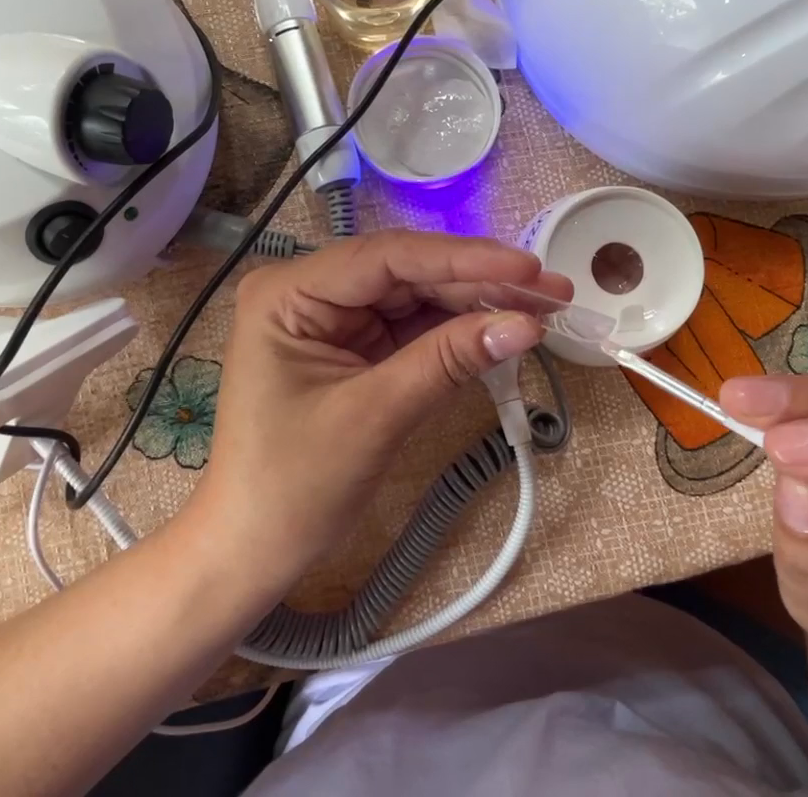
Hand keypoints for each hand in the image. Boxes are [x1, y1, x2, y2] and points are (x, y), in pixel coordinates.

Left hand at [185, 230, 567, 593]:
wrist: (255, 549)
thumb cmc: (295, 485)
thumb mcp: (375, 416)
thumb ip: (449, 361)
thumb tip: (526, 323)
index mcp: (288, 293)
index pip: (387, 258)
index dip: (463, 259)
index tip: (527, 267)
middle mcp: (308, 293)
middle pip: (406, 273)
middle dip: (478, 283)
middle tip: (552, 291)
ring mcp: (331, 321)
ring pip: (415, 298)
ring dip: (475, 305)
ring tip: (543, 308)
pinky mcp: (351, 349)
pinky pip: (411, 330)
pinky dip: (456, 334)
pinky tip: (502, 330)